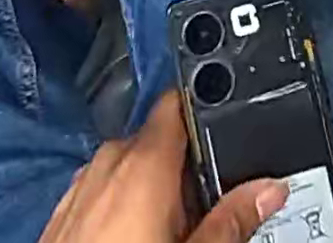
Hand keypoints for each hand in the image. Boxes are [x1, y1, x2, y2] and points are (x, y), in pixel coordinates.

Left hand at [39, 89, 288, 242]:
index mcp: (144, 161)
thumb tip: (270, 188)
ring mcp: (81, 185)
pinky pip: (101, 191)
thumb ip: (231, 221)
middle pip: (157, 140)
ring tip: (169, 234)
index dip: (204, 112)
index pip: (177, 103)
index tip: (225, 136)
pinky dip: (119, 205)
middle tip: (203, 209)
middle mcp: (109, 160)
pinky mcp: (62, 214)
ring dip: (151, 188)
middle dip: (182, 167)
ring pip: (128, 167)